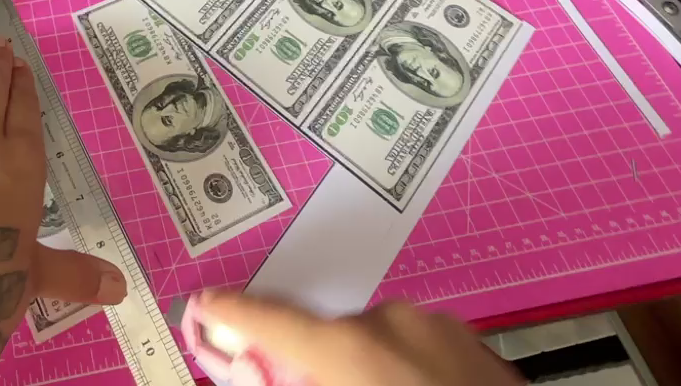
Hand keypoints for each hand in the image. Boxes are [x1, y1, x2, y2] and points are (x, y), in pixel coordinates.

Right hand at [193, 290, 521, 385]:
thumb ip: (302, 379)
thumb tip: (261, 369)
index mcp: (351, 350)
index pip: (272, 319)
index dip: (233, 311)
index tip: (205, 303)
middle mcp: (389, 322)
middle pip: (327, 338)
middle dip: (318, 367)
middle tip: (319, 382)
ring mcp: (438, 326)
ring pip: (376, 343)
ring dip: (368, 372)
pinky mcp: (475, 342)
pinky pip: (417, 349)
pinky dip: (407, 372)